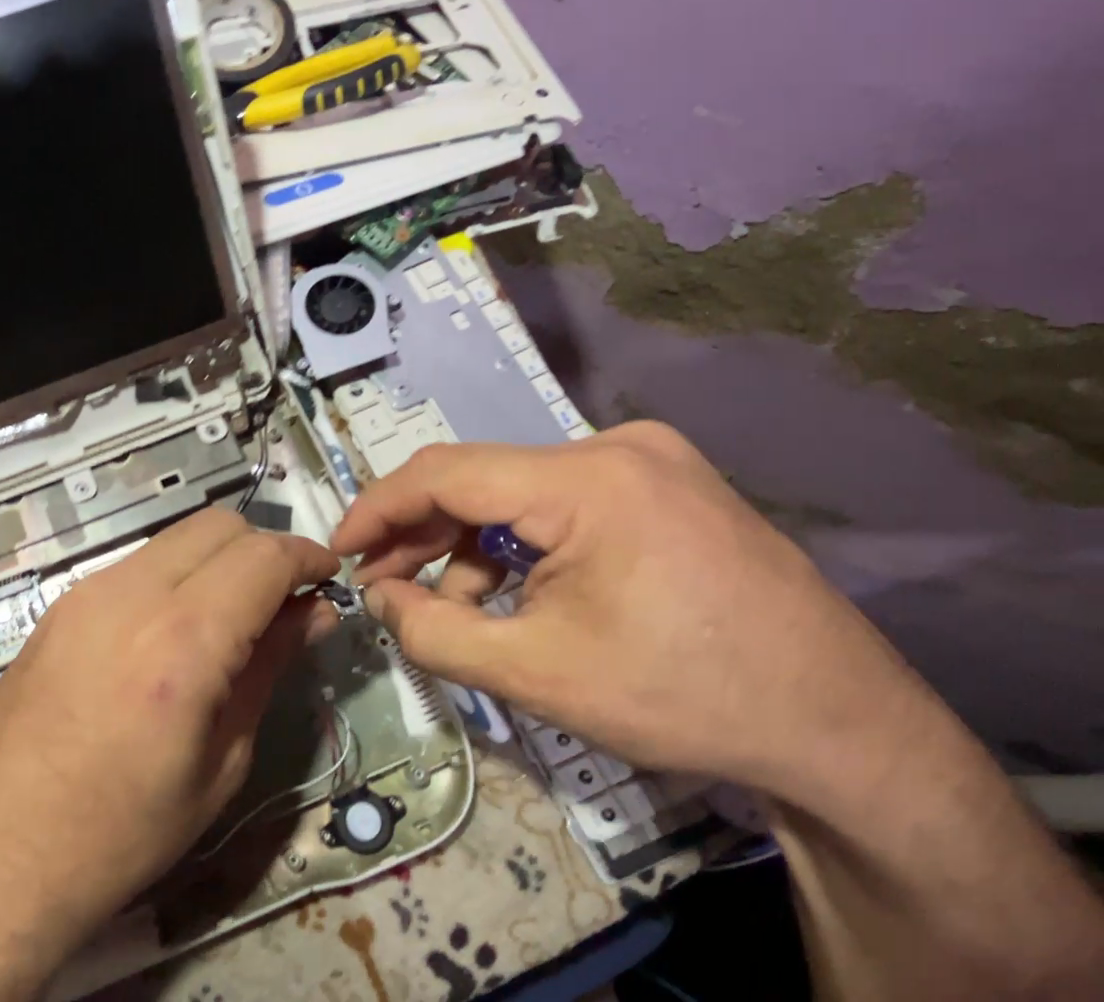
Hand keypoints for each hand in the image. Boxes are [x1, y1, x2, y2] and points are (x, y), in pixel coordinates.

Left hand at [0, 508, 338, 1000]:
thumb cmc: (121, 836)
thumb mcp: (219, 764)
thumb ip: (268, 670)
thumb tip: (312, 613)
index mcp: (180, 643)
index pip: (263, 557)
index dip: (307, 558)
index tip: (330, 579)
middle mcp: (128, 597)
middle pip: (217, 526)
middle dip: (264, 551)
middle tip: (284, 605)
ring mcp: (83, 595)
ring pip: (173, 539)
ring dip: (216, 562)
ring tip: (232, 621)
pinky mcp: (56, 607)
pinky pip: (133, 566)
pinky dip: (173, 577)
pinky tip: (175, 633)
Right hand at [329, 422, 941, 806]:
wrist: (844, 731)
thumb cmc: (682, 697)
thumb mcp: (534, 673)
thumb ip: (432, 632)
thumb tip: (380, 598)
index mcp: (587, 479)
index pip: (445, 472)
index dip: (377, 508)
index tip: (336, 550)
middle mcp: (618, 449)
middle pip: (482, 480)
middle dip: (422, 537)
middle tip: (381, 588)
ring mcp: (653, 465)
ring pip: (521, 496)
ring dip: (473, 551)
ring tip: (455, 615)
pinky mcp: (671, 491)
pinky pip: (565, 507)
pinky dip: (524, 550)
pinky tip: (516, 601)